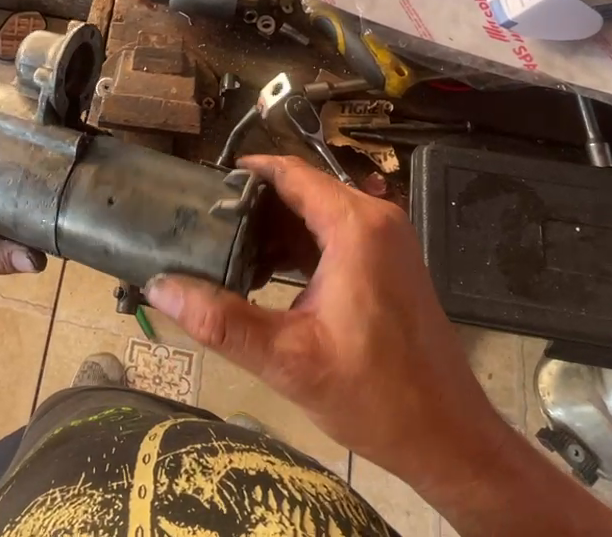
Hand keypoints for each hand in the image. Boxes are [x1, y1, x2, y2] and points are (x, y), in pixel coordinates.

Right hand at [144, 154, 504, 473]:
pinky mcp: (388, 264)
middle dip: (252, 206)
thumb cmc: (378, 396)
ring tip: (223, 252)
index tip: (200, 187)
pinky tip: (263, 276)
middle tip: (202, 227)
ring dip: (273, 230)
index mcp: (355, 226)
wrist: (451, 439)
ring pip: (316, 214)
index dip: (243, 174)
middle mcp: (375, 220)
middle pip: (301, 190)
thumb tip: (160, 287)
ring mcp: (386, 241)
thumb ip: (220, 321)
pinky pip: (333, 236)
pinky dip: (298, 248)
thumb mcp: (289, 360)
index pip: (289, 172)